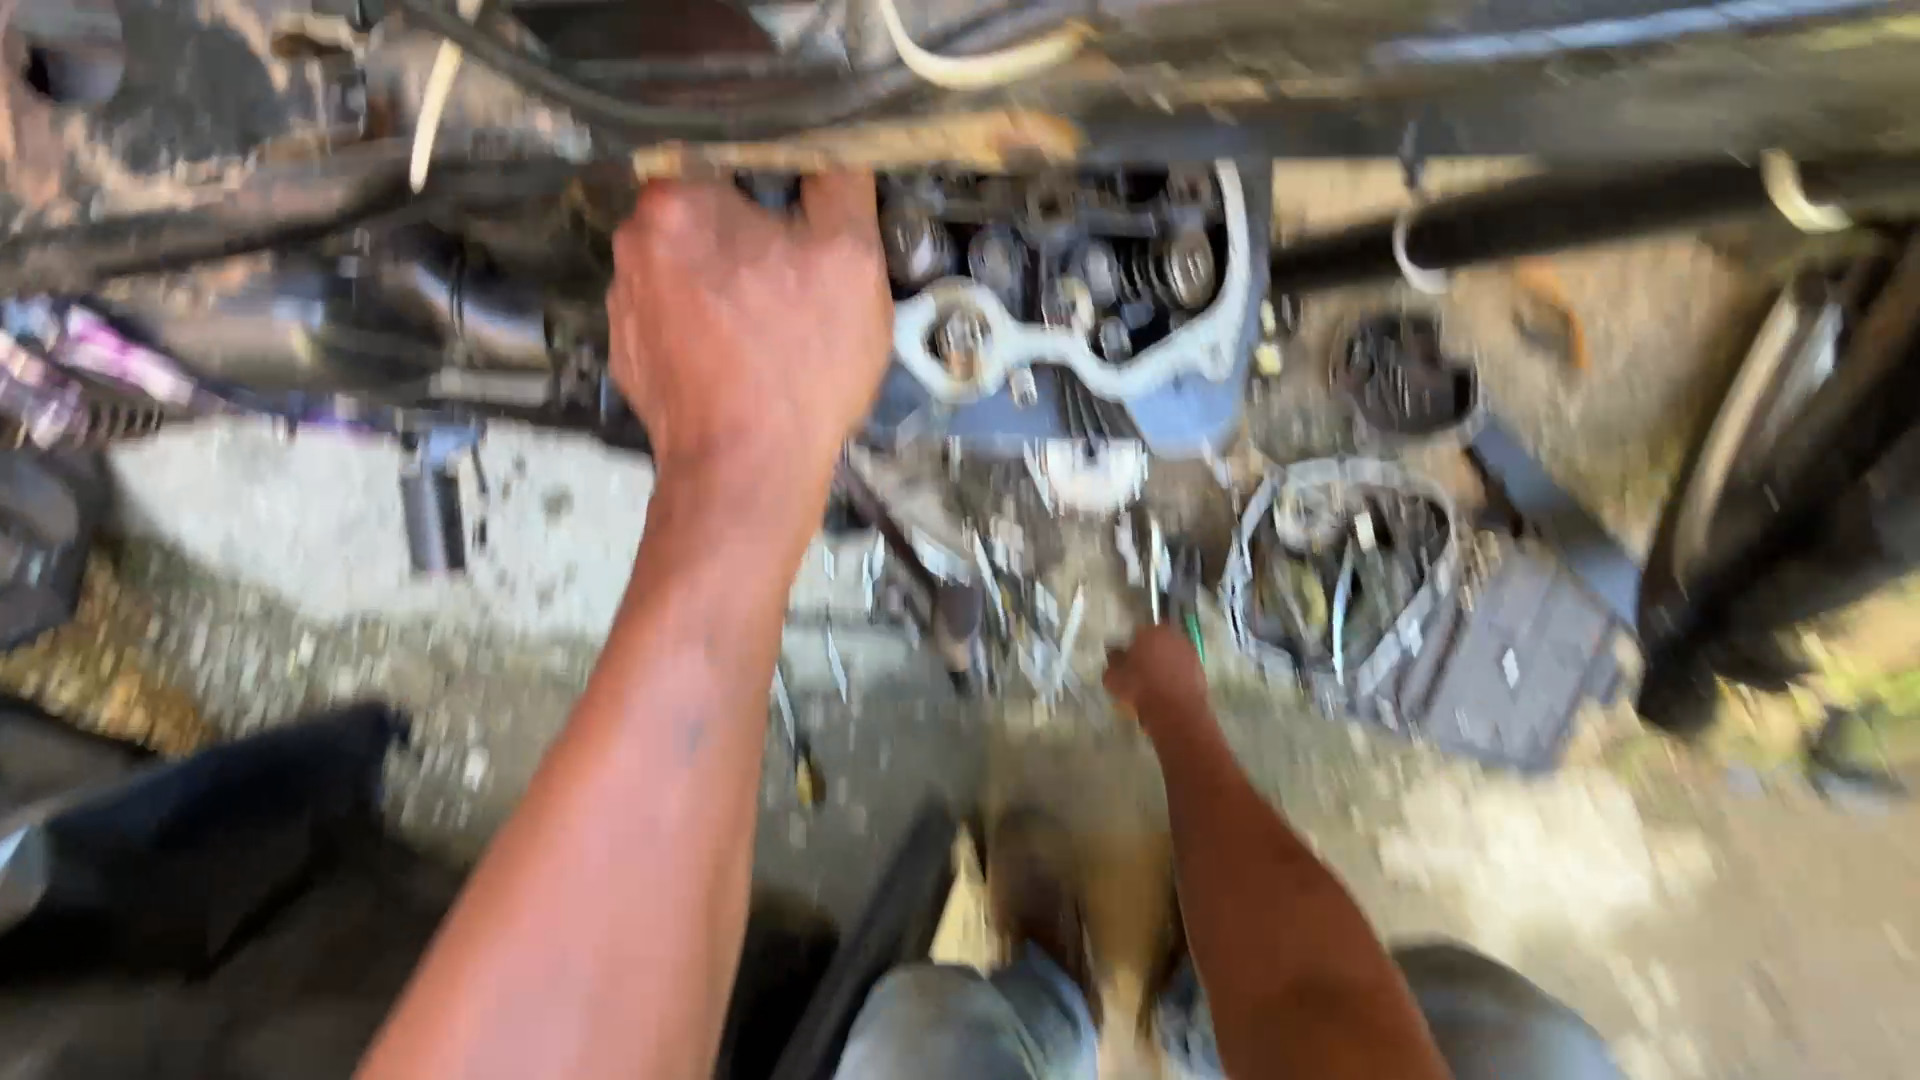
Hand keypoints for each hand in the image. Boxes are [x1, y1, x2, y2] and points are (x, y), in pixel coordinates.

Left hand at [606, 171, 892, 487]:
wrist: (746, 473)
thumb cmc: (801, 362)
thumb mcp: (852, 259)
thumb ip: (840, 185)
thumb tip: (828, 155)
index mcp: (678, 201)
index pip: (737, 163)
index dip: (784, 197)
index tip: (811, 240)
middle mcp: (633, 243)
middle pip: (710, 223)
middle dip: (755, 249)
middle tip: (801, 296)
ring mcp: (623, 308)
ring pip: (692, 278)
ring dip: (730, 295)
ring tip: (775, 343)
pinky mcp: (629, 361)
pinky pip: (678, 328)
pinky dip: (709, 339)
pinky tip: (744, 372)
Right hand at [1104, 624, 1210, 733]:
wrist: (1176, 712)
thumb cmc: (1140, 689)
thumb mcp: (1113, 677)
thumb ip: (1113, 661)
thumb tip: (1116, 654)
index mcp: (1150, 631)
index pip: (1137, 632)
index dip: (1131, 646)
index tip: (1127, 660)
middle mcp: (1172, 635)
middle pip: (1158, 641)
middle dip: (1150, 651)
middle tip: (1140, 670)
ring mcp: (1190, 652)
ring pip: (1172, 654)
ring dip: (1165, 663)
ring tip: (1155, 683)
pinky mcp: (1201, 669)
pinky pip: (1183, 669)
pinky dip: (1177, 676)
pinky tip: (1168, 691)